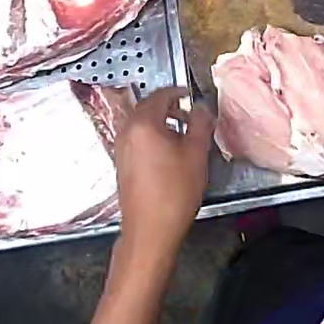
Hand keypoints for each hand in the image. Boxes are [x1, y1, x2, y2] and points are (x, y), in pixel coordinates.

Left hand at [113, 87, 212, 269]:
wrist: (150, 230)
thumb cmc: (175, 192)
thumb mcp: (196, 154)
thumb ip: (200, 124)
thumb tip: (201, 108)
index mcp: (143, 124)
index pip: (160, 95)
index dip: (177, 92)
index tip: (190, 95)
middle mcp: (127, 131)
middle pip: (147, 107)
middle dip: (169, 107)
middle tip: (188, 114)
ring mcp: (121, 148)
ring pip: (141, 123)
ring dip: (160, 121)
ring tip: (182, 134)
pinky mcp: (121, 163)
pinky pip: (136, 138)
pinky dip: (151, 135)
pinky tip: (168, 152)